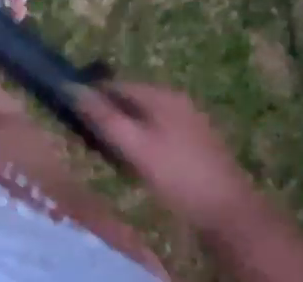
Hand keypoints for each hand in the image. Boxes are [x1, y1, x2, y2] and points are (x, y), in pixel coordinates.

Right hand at [79, 82, 259, 231]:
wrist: (233, 217)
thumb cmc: (178, 176)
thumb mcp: (133, 145)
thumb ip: (100, 115)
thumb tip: (68, 86)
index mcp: (161, 94)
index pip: (111, 84)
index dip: (89, 99)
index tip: (75, 122)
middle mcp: (176, 100)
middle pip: (128, 100)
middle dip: (108, 117)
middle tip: (95, 143)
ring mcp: (190, 121)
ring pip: (143, 117)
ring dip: (124, 131)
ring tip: (115, 156)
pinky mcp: (198, 142)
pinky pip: (158, 131)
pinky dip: (143, 141)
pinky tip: (140, 164)